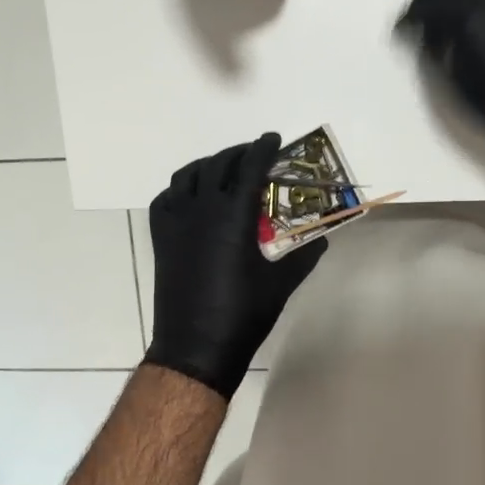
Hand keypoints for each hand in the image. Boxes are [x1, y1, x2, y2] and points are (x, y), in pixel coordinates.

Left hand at [144, 133, 325, 398]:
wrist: (196, 345)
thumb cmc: (244, 314)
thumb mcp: (281, 283)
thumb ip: (304, 255)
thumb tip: (323, 239)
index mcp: (235, 215)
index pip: (250, 167)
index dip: (263, 148)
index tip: (272, 139)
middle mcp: (203, 208)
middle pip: (219, 164)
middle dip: (238, 153)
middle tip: (253, 154)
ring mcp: (177, 221)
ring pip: (188, 176)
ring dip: (208, 166)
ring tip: (223, 170)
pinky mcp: (161, 237)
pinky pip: (166, 198)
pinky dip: (180, 189)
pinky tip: (192, 196)